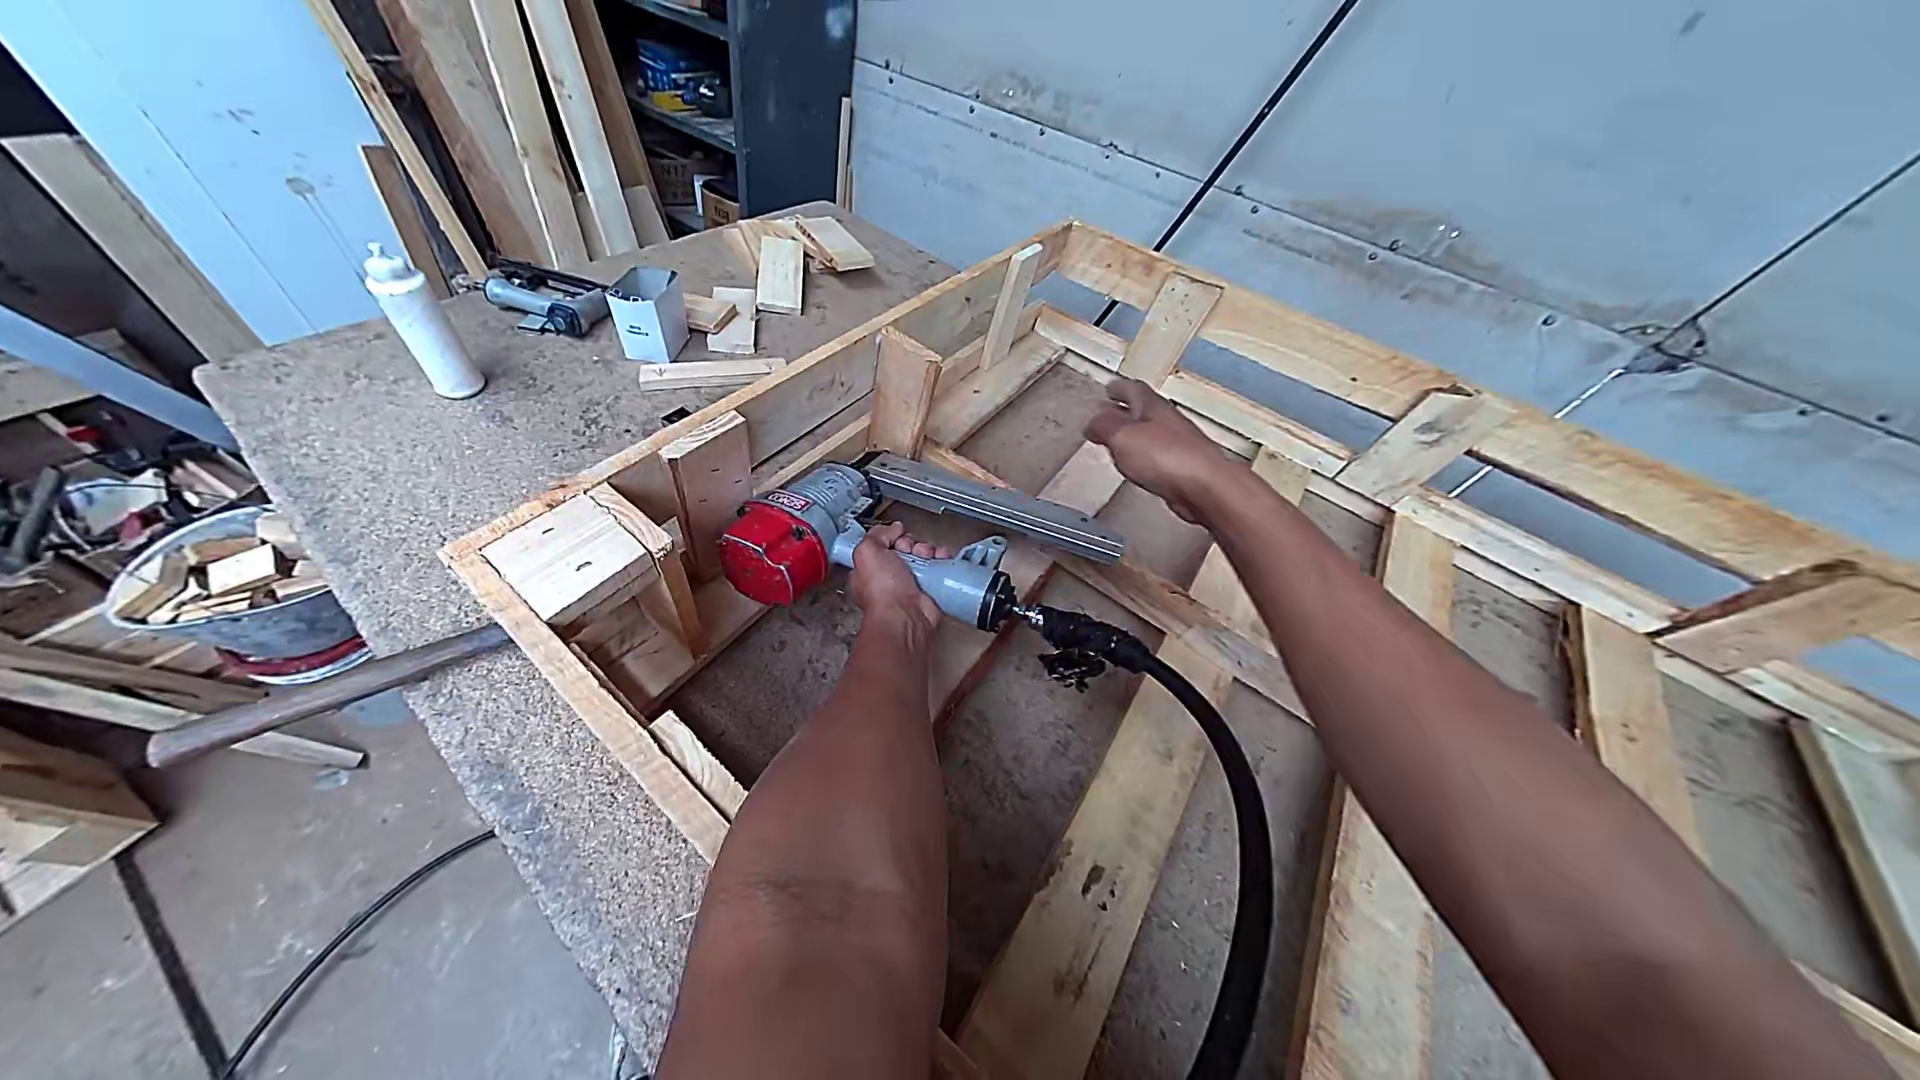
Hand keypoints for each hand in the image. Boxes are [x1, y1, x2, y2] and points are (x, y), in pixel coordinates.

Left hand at [849, 522, 949, 633]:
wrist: (905, 615)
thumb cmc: (881, 589)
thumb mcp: (867, 552)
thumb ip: (876, 535)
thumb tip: (893, 528)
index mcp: (869, 570)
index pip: (882, 546)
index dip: (891, 538)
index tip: (895, 539)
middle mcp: (889, 578)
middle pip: (904, 549)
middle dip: (911, 544)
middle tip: (911, 550)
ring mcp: (910, 585)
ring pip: (922, 556)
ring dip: (928, 550)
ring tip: (927, 555)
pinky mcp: (929, 590)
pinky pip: (937, 568)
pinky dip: (941, 560)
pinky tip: (941, 557)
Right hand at [1084, 378, 1236, 522]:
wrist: (1205, 487)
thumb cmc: (1170, 458)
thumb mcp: (1122, 436)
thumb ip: (1104, 426)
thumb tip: (1093, 423)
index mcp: (1152, 407)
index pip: (1133, 389)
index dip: (1119, 388)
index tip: (1110, 388)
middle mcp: (1168, 422)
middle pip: (1144, 410)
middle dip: (1125, 410)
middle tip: (1111, 412)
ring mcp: (1178, 445)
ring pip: (1152, 433)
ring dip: (1134, 434)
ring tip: (1120, 439)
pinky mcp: (1182, 468)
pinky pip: (1158, 456)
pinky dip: (1144, 456)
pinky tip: (1139, 466)